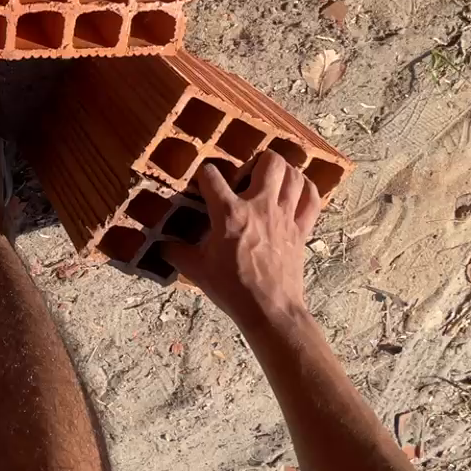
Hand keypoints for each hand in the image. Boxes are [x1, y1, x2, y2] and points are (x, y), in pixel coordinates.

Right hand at [162, 150, 321, 330]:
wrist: (269, 310)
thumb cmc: (231, 287)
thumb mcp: (195, 269)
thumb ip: (175, 251)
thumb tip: (159, 243)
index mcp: (229, 213)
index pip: (211, 176)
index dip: (203, 174)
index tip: (201, 182)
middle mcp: (259, 207)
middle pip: (268, 162)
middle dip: (256, 159)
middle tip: (246, 172)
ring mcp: (284, 216)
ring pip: (293, 175)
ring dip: (282, 170)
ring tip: (270, 176)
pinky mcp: (301, 229)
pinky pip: (311, 198)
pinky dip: (306, 188)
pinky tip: (295, 189)